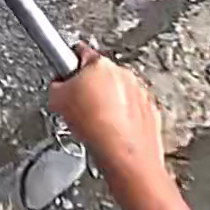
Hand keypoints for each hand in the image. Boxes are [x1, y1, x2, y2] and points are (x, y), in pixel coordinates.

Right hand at [49, 45, 166, 186]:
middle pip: (99, 72)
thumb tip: (59, 86)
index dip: (67, 64)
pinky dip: (122, 115)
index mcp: (100, 64)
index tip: (65, 75)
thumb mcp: (56, 98)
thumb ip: (57, 84)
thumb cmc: (94, 127)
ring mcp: (140, 93)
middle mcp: (124, 74)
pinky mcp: (152, 113)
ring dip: (107, 100)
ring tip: (94, 120)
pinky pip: (131, 108)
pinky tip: (110, 129)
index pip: (78, 51)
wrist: (124, 158)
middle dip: (88, 84)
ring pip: (117, 90)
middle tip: (77, 102)